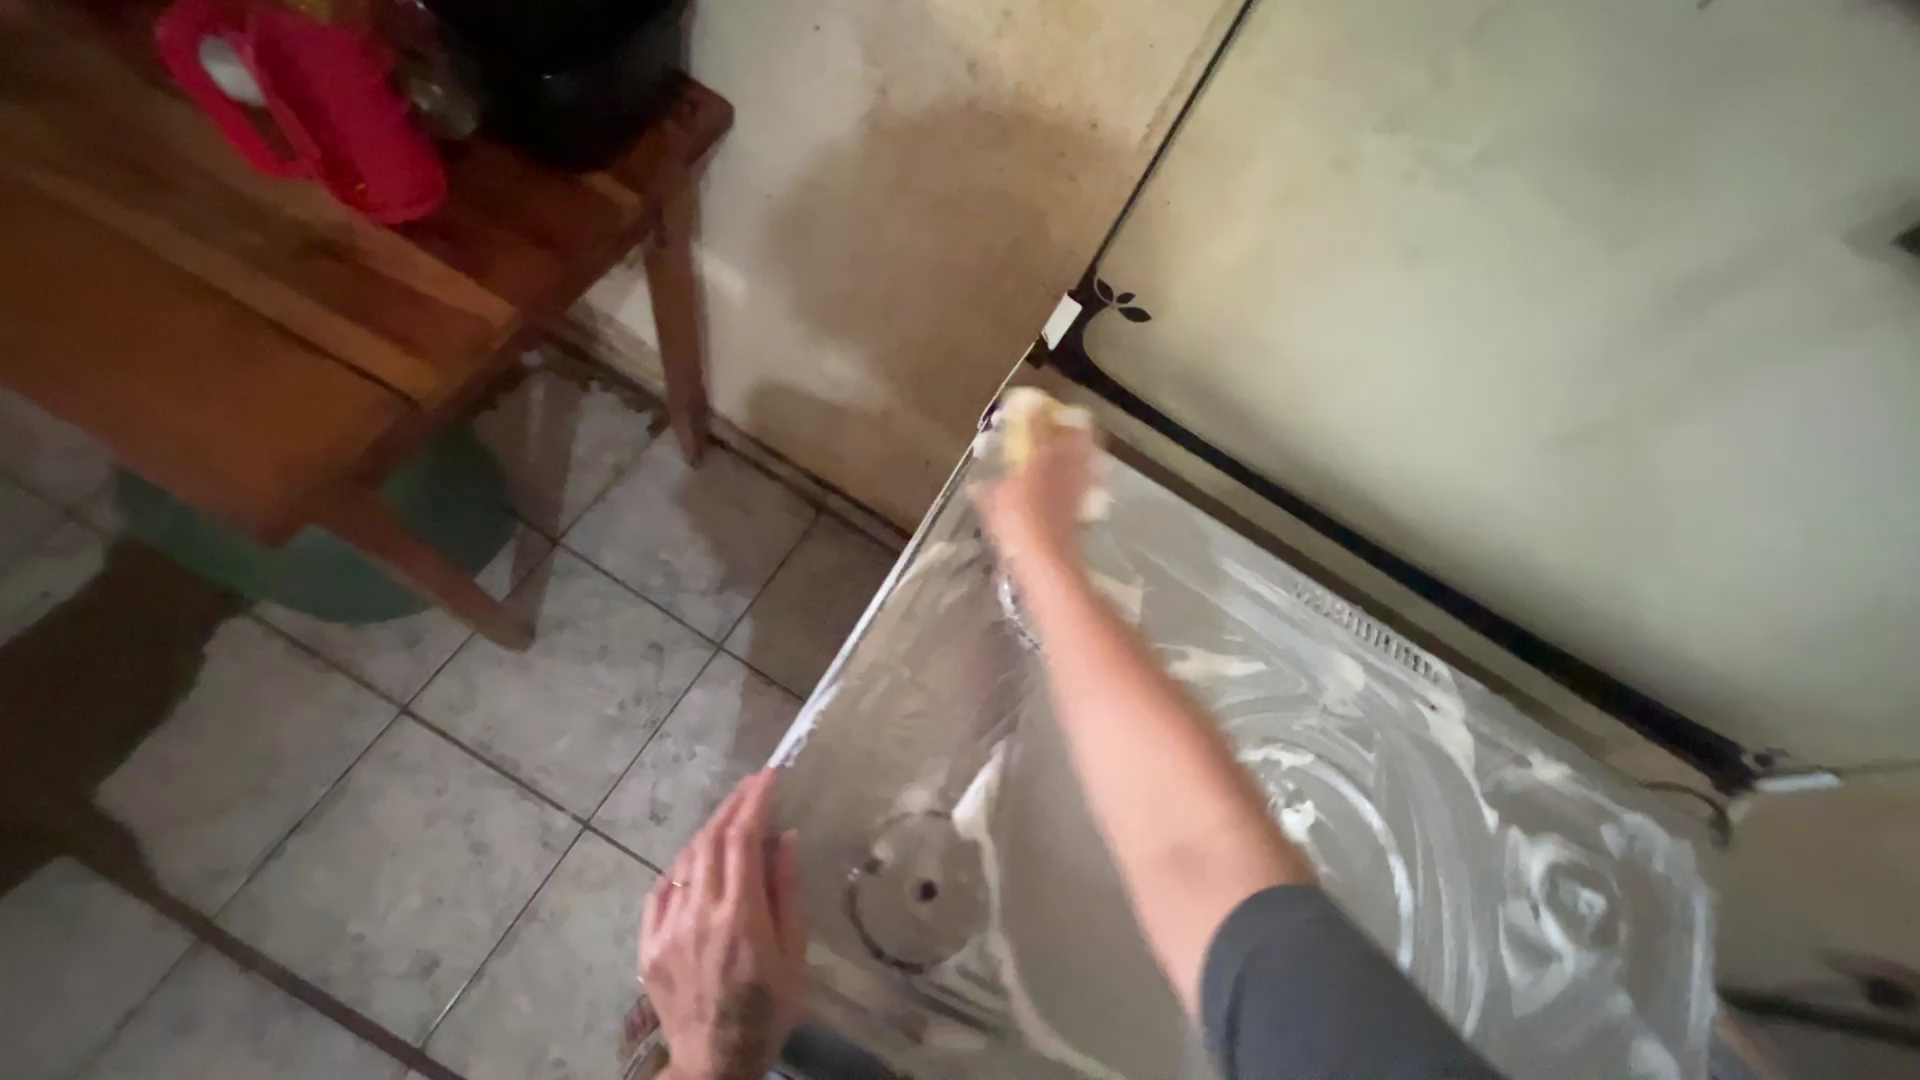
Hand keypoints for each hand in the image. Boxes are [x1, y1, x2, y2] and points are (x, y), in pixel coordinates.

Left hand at [640, 770, 806, 1079]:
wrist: (715, 1063)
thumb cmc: (768, 1009)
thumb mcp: (794, 954)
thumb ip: (786, 892)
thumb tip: (784, 837)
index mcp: (740, 916)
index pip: (743, 839)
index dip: (756, 800)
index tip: (770, 776)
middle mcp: (699, 914)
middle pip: (711, 839)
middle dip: (733, 804)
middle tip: (753, 784)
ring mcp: (668, 929)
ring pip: (685, 859)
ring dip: (709, 830)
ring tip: (731, 817)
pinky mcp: (648, 944)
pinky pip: (662, 889)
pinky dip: (683, 864)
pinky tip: (698, 859)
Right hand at [976, 420, 1097, 577]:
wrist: (1048, 557)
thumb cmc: (1015, 524)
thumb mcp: (991, 504)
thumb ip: (987, 489)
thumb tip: (977, 486)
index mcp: (1038, 451)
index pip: (1036, 416)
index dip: (1030, 406)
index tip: (1024, 403)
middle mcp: (1065, 457)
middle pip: (1078, 423)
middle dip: (1067, 419)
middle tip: (1056, 422)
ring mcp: (1082, 476)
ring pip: (1089, 446)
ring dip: (1080, 441)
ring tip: (1068, 446)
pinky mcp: (1090, 495)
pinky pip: (1091, 471)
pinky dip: (1084, 467)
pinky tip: (1074, 476)